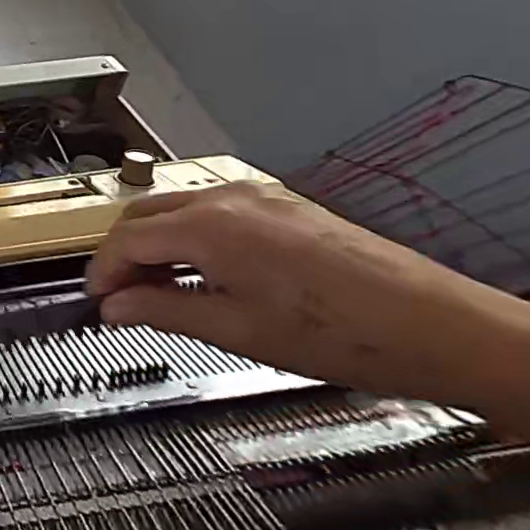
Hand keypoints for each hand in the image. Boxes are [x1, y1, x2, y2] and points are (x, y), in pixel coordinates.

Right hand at [85, 182, 529, 401]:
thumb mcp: (236, 330)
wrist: (434, 324)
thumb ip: (162, 310)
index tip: (95, 301)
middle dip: (122, 253)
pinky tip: (199, 273)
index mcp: (210, 226)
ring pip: (178, 209)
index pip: (128, 239)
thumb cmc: (338, 333)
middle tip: (118, 297)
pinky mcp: (280, 204)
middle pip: (145, 214)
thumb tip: (115, 308)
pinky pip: (212, 212)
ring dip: (155, 244)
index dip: (103, 271)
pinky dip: (188, 237)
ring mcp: (256, 196)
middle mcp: (227, 197)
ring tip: (155, 290)